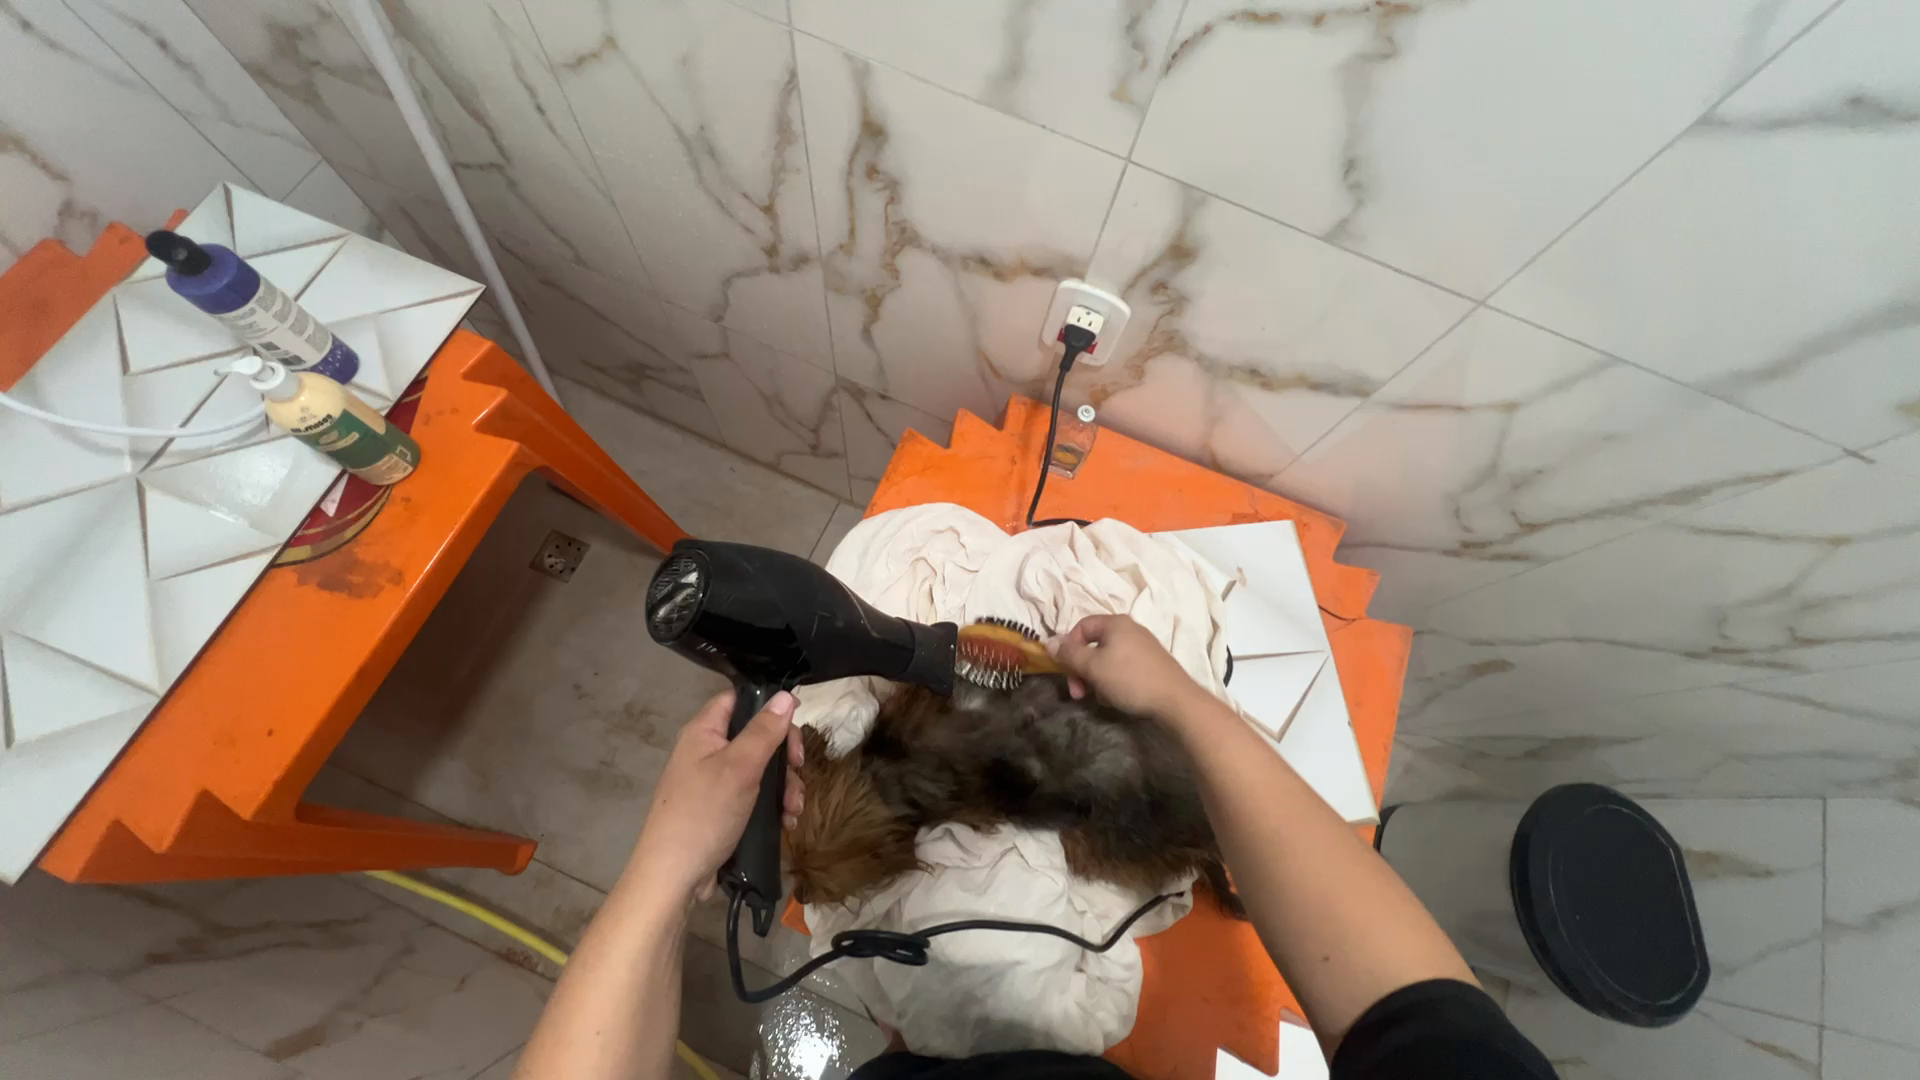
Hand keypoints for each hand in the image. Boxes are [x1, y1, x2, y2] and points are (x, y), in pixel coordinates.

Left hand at [628, 690, 805, 903]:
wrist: (673, 878)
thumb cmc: (704, 814)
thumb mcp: (740, 767)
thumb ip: (765, 730)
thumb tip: (786, 695)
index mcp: (704, 732)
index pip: (738, 699)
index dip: (767, 702)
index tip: (796, 717)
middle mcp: (707, 752)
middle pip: (756, 735)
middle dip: (783, 753)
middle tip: (798, 767)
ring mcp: (714, 782)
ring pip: (760, 767)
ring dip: (784, 784)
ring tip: (794, 808)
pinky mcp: (722, 809)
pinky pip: (754, 795)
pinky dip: (773, 804)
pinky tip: (786, 820)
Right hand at [1051, 614, 1207, 724]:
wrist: (1175, 701)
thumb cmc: (1129, 678)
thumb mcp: (1093, 666)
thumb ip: (1069, 654)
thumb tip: (1048, 642)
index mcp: (1115, 623)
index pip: (1081, 627)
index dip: (1069, 647)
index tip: (1066, 669)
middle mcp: (1130, 629)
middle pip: (1094, 645)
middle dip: (1082, 669)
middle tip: (1078, 693)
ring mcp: (1143, 647)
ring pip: (1107, 660)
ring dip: (1096, 679)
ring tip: (1101, 698)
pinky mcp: (1151, 664)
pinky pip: (1123, 668)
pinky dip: (1114, 682)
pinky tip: (1116, 699)